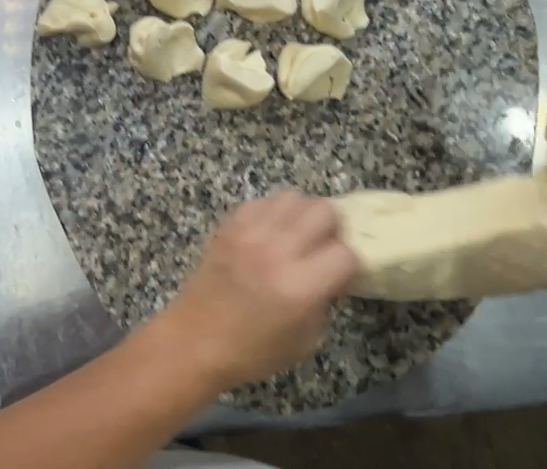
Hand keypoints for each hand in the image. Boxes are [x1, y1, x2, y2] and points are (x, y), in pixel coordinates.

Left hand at [151, 190, 360, 389]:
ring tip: (298, 234)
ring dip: (303, 214)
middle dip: (332, 228)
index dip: (351, 263)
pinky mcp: (230, 225)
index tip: (344, 274)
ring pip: (293, 197)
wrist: (195, 339)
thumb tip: (334, 275)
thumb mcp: (305, 340)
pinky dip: (273, 212)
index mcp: (300, 286)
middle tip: (325, 246)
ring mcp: (251, 232)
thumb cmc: (252, 351)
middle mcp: (277, 251)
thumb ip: (325, 301)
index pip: (345, 253)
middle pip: (323, 210)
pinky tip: (270, 232)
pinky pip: (262, 201)